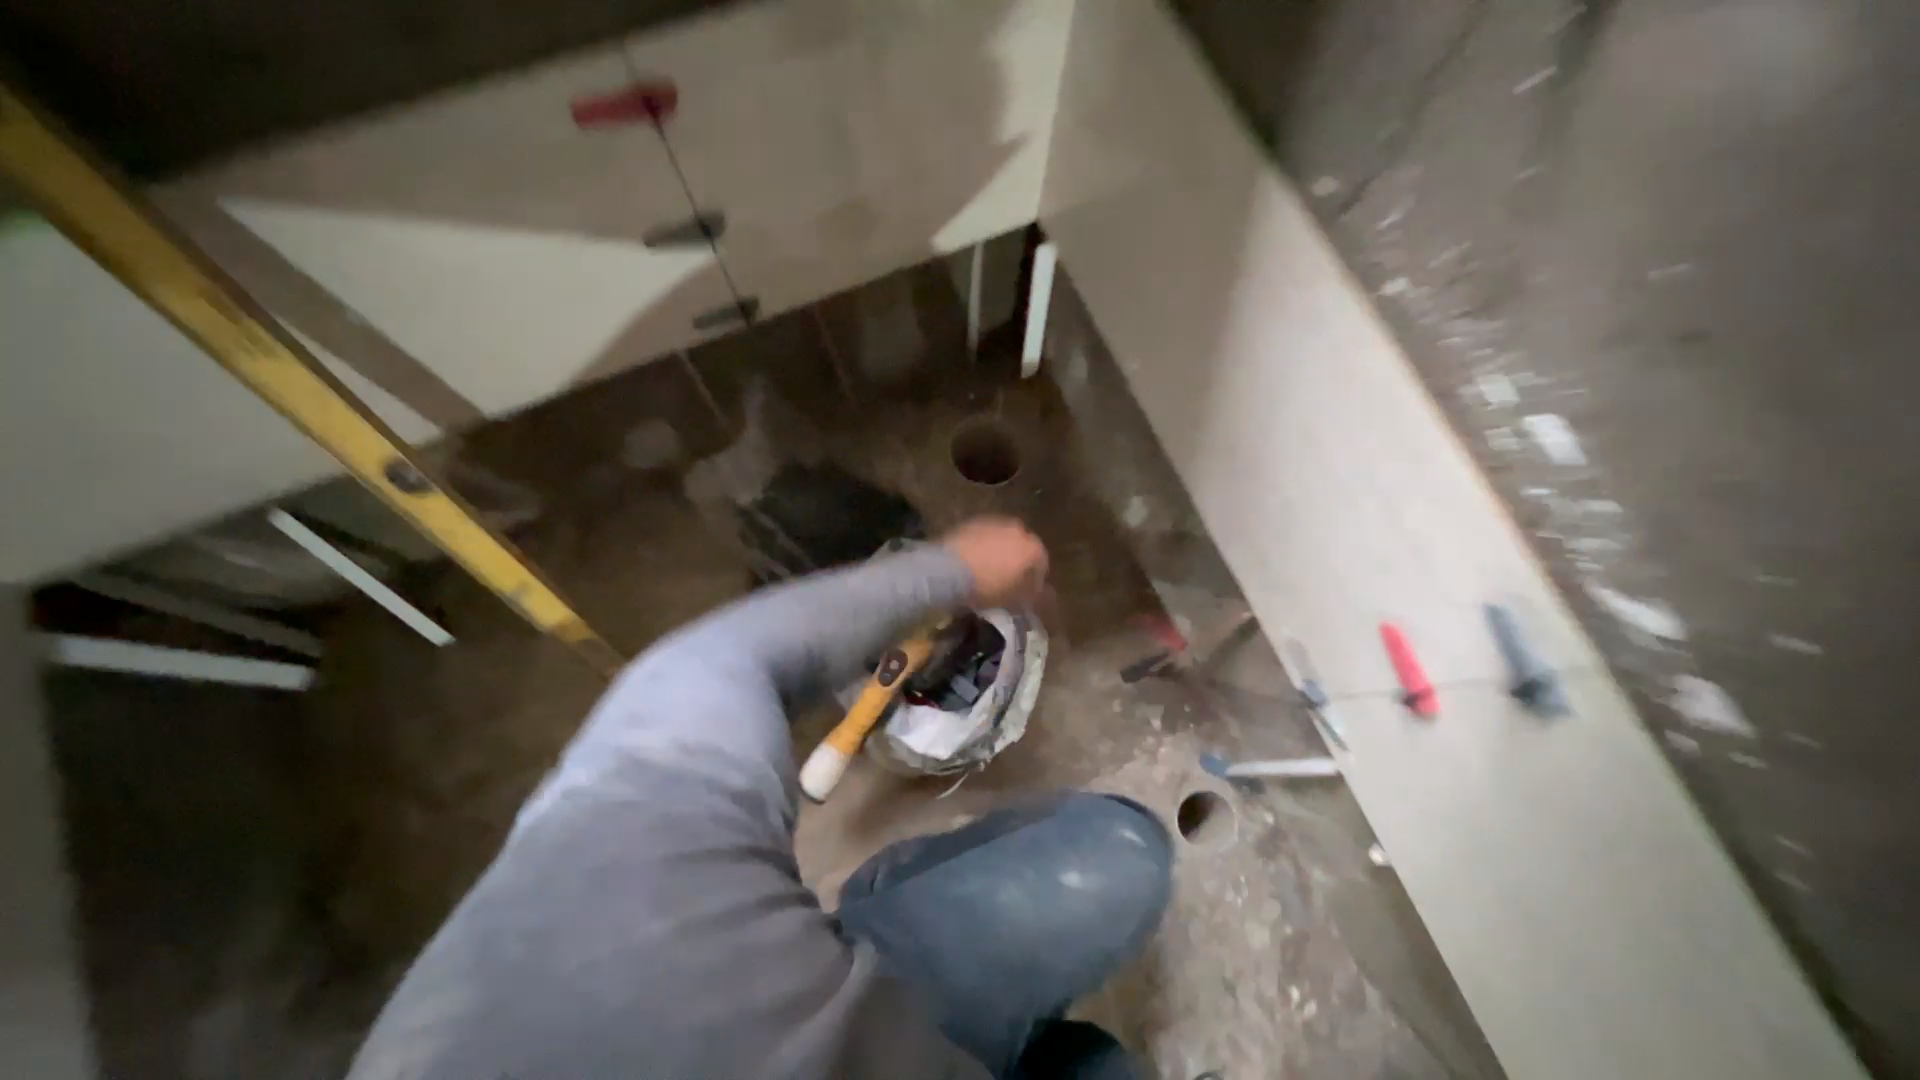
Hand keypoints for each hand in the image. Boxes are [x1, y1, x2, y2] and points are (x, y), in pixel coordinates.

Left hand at [942, 516, 1049, 608]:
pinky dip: (983, 545)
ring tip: (989, 567)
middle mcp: (1017, 529)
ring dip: (1000, 550)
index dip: (1036, 578)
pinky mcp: (972, 521)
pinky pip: (984, 535)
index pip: (1041, 562)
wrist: (949, 569)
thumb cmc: (987, 587)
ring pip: (1003, 537)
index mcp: (1032, 548)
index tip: (1029, 590)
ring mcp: (994, 522)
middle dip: (1018, 559)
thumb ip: (1029, 594)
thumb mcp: (1012, 598)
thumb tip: (1037, 593)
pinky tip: (974, 558)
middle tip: (1009, 577)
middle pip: (1022, 545)